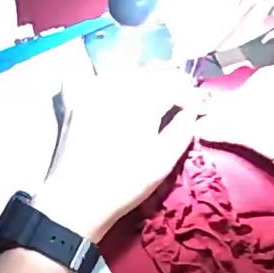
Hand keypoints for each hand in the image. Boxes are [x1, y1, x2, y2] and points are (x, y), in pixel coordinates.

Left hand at [33, 67, 203, 239]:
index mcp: (143, 99)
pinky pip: (94, 78)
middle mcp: (117, 86)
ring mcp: (93, 91)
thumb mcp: (163, 161)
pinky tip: (115, 93)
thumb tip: (191, 112)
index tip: (197, 107)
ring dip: (142, 80)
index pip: (174, 85)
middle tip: (179, 102)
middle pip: (150, 73)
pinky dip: (108, 80)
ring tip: (152, 98)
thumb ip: (182, 131)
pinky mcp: (76, 102)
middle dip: (168, 83)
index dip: (190, 95)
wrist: (76, 200)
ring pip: (125, 72)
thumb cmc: (125, 183)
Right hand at [197, 63, 273, 232]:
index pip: (250, 85)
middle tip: (239, 144)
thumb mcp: (271, 141)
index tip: (218, 132)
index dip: (230, 109)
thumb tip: (201, 124)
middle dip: (251, 116)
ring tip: (266, 152)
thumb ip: (234, 127)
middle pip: (271, 95)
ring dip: (273, 126)